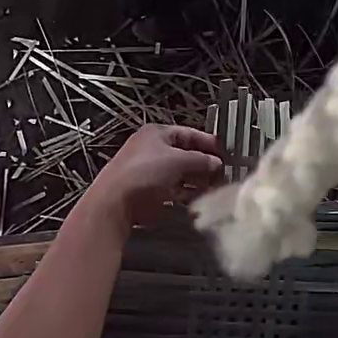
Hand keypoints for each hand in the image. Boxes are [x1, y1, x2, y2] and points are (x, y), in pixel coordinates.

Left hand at [83, 124, 223, 229]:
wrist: (114, 203)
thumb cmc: (143, 174)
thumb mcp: (179, 161)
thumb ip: (201, 160)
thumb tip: (216, 162)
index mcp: (156, 134)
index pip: (189, 133)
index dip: (207, 142)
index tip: (223, 153)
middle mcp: (151, 149)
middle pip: (184, 154)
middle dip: (203, 164)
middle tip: (221, 172)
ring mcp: (148, 171)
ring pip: (179, 173)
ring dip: (195, 180)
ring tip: (213, 187)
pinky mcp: (147, 191)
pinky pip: (172, 189)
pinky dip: (184, 193)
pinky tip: (197, 199)